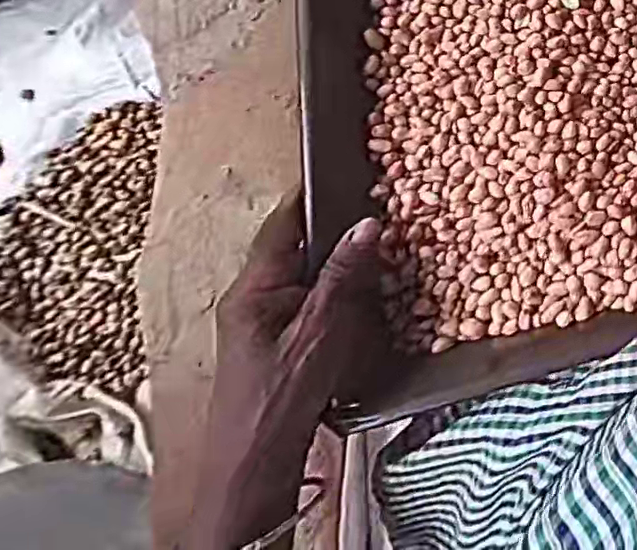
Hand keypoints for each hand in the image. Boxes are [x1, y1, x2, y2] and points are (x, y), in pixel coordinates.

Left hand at [183, 195, 379, 549]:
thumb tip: (368, 223)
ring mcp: (266, 318)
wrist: (254, 467)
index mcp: (253, 290)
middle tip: (377, 202)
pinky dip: (340, 284)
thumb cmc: (280, 397)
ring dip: (341, 257)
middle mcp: (255, 298)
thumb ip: (343, 276)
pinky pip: (314, 294)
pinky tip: (369, 286)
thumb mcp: (319, 331)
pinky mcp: (282, 336)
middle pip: (298, 245)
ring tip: (382, 239)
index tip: (340, 169)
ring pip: (308, 270)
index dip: (310, 195)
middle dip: (336, 226)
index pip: (282, 225)